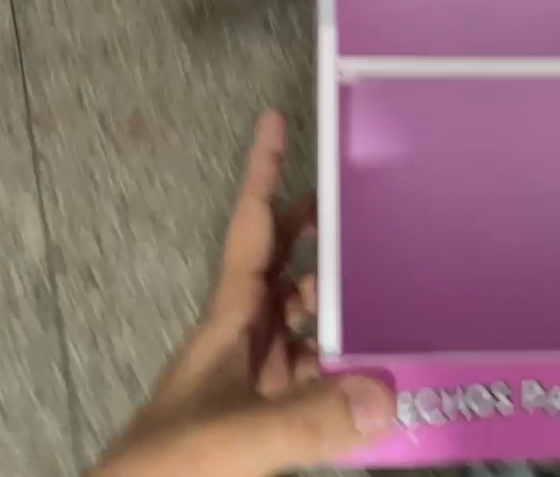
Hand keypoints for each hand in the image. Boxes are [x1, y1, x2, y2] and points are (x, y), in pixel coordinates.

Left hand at [90, 111, 394, 476]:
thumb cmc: (170, 462)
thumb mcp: (236, 436)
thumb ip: (308, 416)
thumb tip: (389, 390)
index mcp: (231, 313)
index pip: (251, 225)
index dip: (262, 170)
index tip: (275, 118)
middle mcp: (246, 331)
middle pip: (285, 260)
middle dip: (315, 226)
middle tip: (362, 199)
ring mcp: (257, 372)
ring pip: (303, 315)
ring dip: (336, 296)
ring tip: (388, 281)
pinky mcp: (269, 410)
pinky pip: (315, 368)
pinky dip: (344, 361)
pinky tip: (377, 367)